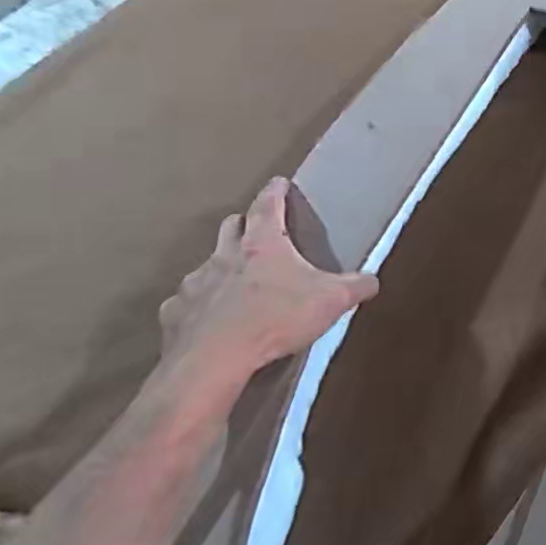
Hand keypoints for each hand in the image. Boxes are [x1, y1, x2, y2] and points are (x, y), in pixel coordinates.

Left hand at [158, 177, 378, 387]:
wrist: (213, 362)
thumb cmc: (277, 319)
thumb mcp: (335, 300)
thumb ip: (358, 285)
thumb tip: (372, 280)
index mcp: (262, 246)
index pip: (267, 208)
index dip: (275, 193)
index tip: (279, 182)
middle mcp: (223, 258)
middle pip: (230, 228)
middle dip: (243, 224)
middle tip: (255, 229)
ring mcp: (193, 286)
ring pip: (207, 265)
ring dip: (221, 267)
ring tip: (237, 282)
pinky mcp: (174, 315)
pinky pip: (186, 302)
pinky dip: (200, 304)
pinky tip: (211, 317)